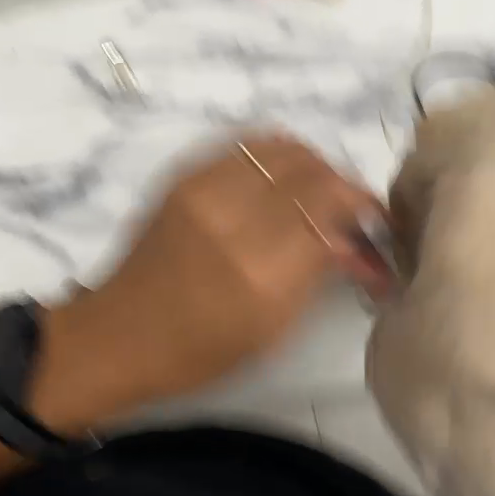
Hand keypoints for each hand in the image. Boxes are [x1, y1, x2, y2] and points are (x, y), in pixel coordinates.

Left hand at [40, 135, 388, 415]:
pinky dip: (274, 156)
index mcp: (259, 269)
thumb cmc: (198, 351)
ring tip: (318, 193)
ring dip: (311, 163)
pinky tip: (280, 180)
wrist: (118, 333)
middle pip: (310, 167)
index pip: (330, 204)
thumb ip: (318, 273)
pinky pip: (243, 144)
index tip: (377, 222)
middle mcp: (231, 214)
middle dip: (342, 183)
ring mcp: (200, 187)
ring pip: (279, 145)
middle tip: (351, 211)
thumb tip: (357, 241)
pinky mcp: (181, 175)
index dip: (364, 206)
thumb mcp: (271, 329)